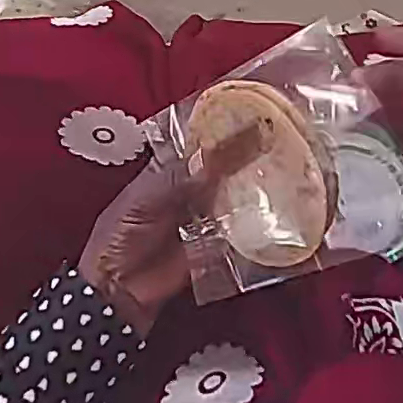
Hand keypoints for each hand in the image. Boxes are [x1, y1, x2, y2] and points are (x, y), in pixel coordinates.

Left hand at [78, 127, 260, 334]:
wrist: (117, 291)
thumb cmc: (119, 236)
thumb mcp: (142, 200)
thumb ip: (175, 180)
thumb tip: (211, 158)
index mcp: (170, 168)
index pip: (199, 140)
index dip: (221, 126)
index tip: (249, 111)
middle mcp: (192, 187)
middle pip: (223, 164)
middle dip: (246, 152)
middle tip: (275, 135)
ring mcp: (206, 214)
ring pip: (235, 192)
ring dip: (255, 182)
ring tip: (284, 164)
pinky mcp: (216, 242)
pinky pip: (240, 228)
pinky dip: (256, 219)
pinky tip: (278, 206)